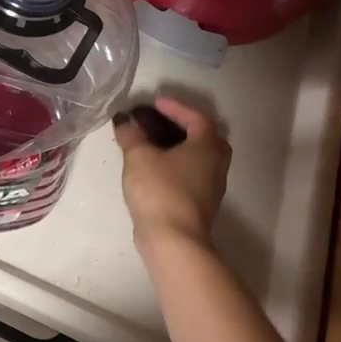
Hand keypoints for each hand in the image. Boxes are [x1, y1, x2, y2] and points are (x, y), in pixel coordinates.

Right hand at [114, 98, 230, 248]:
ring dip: (179, 146)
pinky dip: (175, 163)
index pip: (197, 119)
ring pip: (199, 158)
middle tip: (160, 122)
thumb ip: (131, 134)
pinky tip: (154, 166)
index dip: (176, 108)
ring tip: (152, 143)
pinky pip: (190, 173)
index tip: (155, 103)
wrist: (173, 238)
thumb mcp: (139, 155)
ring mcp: (210, 186)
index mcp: (207, 147)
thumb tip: (125, 119)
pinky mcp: (199, 203)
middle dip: (184, 127)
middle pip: (206, 138)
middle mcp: (215, 165)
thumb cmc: (160, 189)